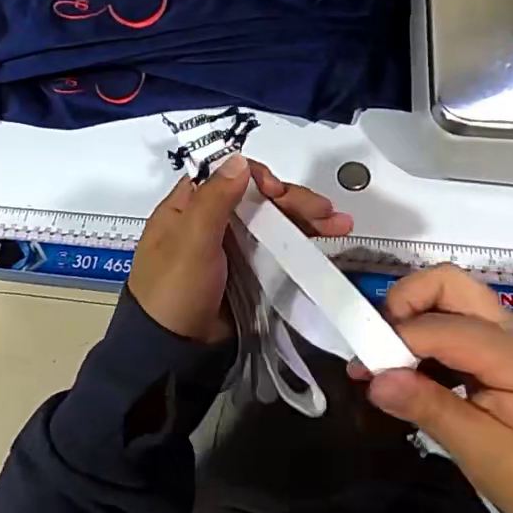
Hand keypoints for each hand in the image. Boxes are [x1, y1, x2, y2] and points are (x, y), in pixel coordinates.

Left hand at [128, 154, 352, 343]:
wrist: (175, 352)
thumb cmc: (173, 291)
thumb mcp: (190, 241)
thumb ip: (214, 199)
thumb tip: (239, 159)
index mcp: (188, 207)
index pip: (226, 175)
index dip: (255, 176)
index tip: (276, 191)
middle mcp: (211, 222)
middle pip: (257, 198)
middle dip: (292, 199)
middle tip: (324, 210)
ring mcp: (233, 247)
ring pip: (273, 221)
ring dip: (305, 219)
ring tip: (339, 223)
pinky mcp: (250, 270)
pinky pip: (278, 248)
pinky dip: (302, 242)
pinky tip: (326, 239)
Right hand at [352, 264, 512, 512]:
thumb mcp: (483, 453)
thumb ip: (429, 408)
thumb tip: (375, 380)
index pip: (443, 326)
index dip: (397, 340)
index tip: (365, 368)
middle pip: (449, 283)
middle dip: (406, 302)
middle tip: (379, 345)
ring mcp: (510, 335)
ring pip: (452, 294)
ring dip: (415, 314)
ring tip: (389, 358)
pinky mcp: (503, 348)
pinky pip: (458, 319)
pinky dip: (428, 330)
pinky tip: (414, 367)